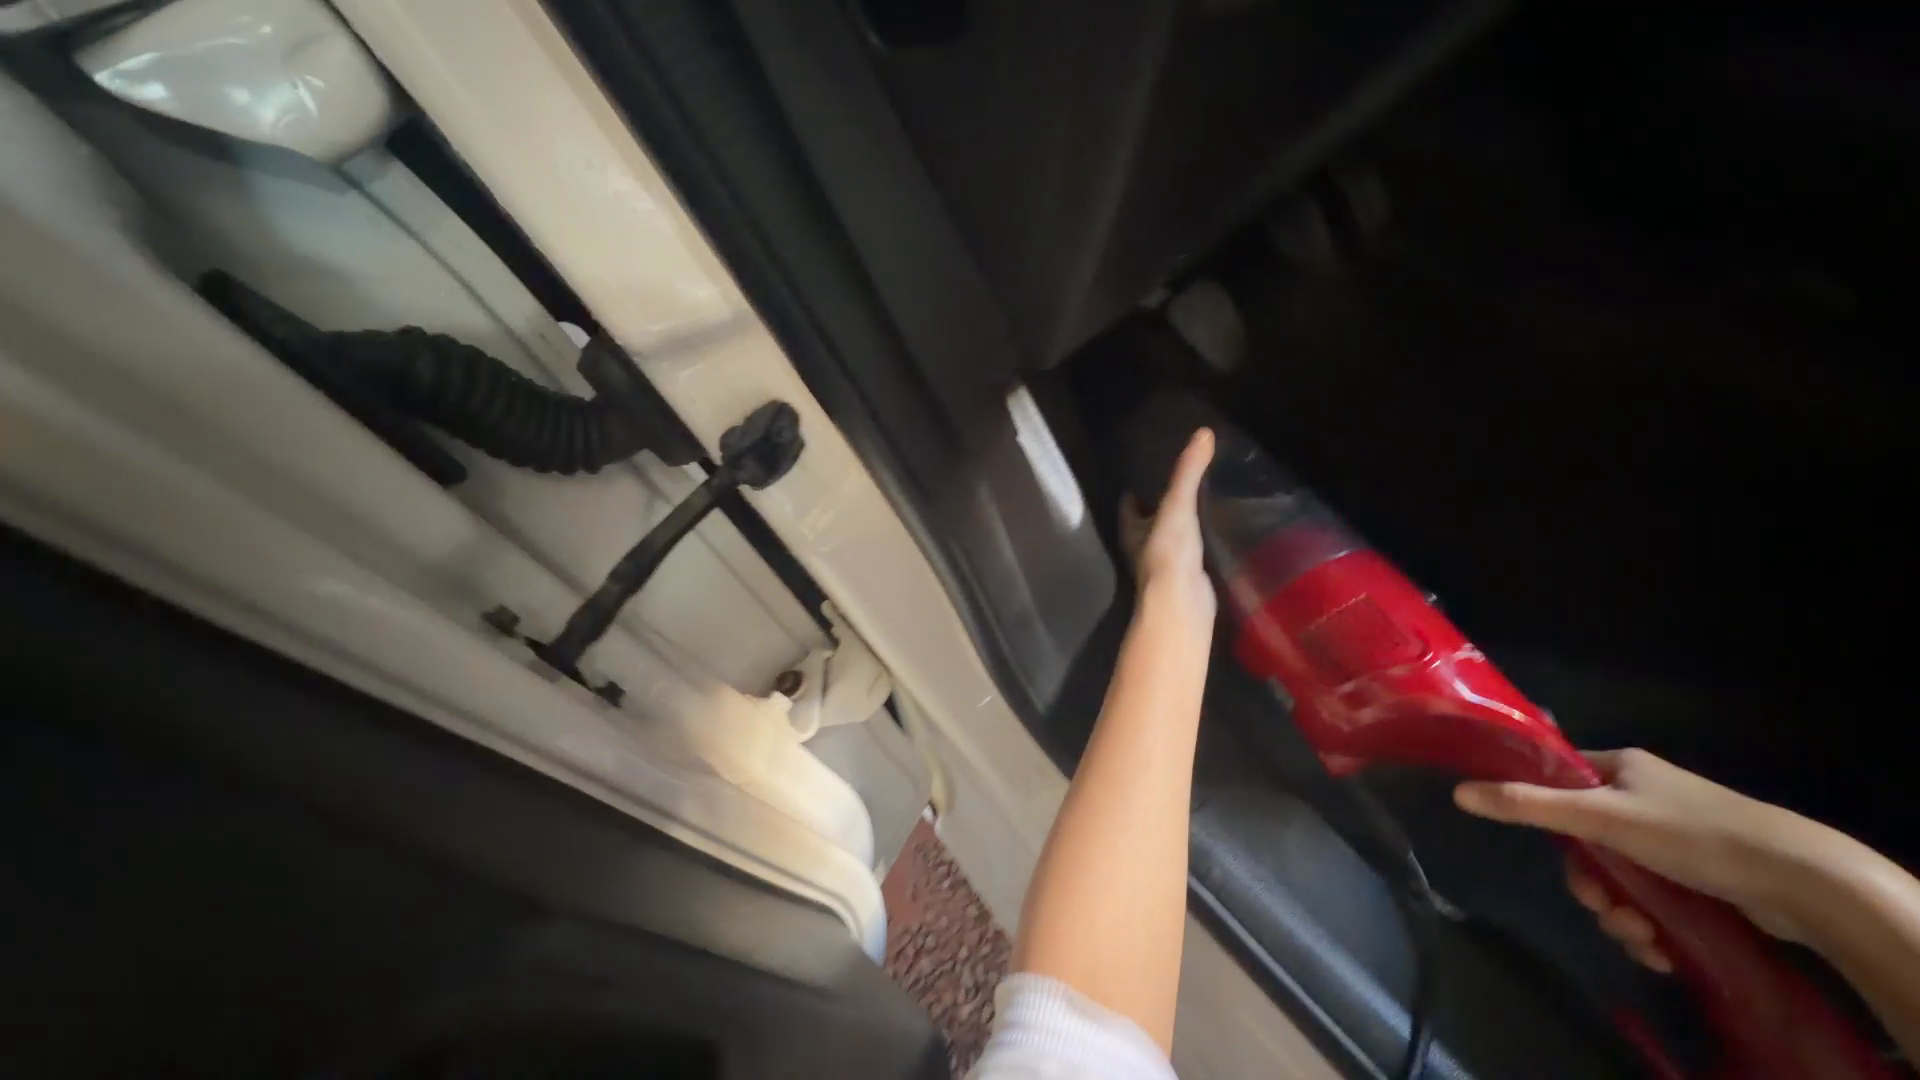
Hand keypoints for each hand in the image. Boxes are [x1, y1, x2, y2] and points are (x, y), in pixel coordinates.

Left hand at [1119, 428, 1216, 622]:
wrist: (1182, 603)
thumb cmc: (1168, 552)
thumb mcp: (1178, 505)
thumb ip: (1188, 471)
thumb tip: (1202, 433)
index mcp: (1131, 529)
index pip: (1128, 504)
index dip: (1135, 490)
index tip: (1148, 472)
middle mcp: (1142, 547)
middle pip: (1148, 521)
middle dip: (1159, 506)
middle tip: (1179, 483)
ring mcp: (1164, 565)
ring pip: (1170, 538)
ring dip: (1180, 525)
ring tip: (1201, 502)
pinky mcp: (1186, 578)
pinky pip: (1191, 553)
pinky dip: (1199, 543)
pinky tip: (1214, 531)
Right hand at [1454, 749, 1850, 971]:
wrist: (1804, 882)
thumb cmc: (1692, 834)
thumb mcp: (1599, 817)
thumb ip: (1527, 806)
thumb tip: (1458, 793)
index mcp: (1621, 768)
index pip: (1560, 782)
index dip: (1545, 816)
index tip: (1554, 849)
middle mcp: (1645, 797)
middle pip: (1586, 840)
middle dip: (1590, 884)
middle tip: (1601, 907)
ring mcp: (1674, 838)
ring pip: (1619, 877)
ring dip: (1619, 913)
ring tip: (1639, 937)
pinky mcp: (1701, 877)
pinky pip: (1652, 898)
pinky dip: (1648, 925)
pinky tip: (1658, 948)